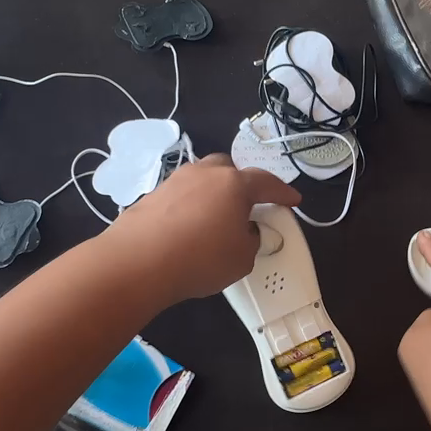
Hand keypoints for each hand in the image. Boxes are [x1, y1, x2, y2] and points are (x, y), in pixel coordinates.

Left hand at [104, 154, 300, 304]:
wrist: (138, 262)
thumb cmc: (201, 258)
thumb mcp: (242, 258)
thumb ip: (250, 240)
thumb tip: (243, 232)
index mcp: (234, 184)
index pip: (266, 182)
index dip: (282, 192)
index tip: (292, 200)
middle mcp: (205, 174)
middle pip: (229, 169)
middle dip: (241, 183)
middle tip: (247, 205)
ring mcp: (174, 182)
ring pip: (201, 179)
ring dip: (212, 194)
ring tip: (215, 218)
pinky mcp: (151, 196)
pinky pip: (180, 196)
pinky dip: (189, 207)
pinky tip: (188, 228)